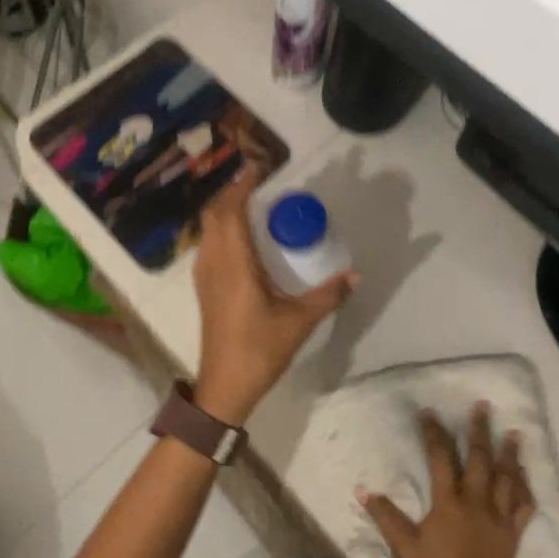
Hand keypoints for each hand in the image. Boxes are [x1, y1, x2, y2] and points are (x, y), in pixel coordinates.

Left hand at [192, 166, 357, 424]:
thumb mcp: (299, 322)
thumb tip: (355, 274)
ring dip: (224, 210)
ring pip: (208, 230)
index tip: (257, 170)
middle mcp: (214, 263)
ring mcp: (204, 276)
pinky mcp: (203, 288)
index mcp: (234, 265)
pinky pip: (207, 245)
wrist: (224, 387)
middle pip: (214, 215)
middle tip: (257, 183)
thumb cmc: (259, 351)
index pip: (231, 213)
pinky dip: (220, 229)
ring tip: (250, 203)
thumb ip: (328, 295)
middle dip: (232, 193)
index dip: (241, 188)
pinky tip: (240, 237)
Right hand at [360, 404, 534, 557]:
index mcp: (449, 503)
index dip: (434, 433)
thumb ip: (386, 517)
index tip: (429, 412)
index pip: (441, 459)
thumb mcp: (405, 548)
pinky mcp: (512, 535)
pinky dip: (525, 487)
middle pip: (479, 460)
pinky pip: (523, 506)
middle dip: (480, 431)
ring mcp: (498, 519)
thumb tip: (363, 490)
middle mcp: (476, 503)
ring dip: (509, 453)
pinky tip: (524, 474)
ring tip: (512, 432)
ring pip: (506, 478)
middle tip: (483, 406)